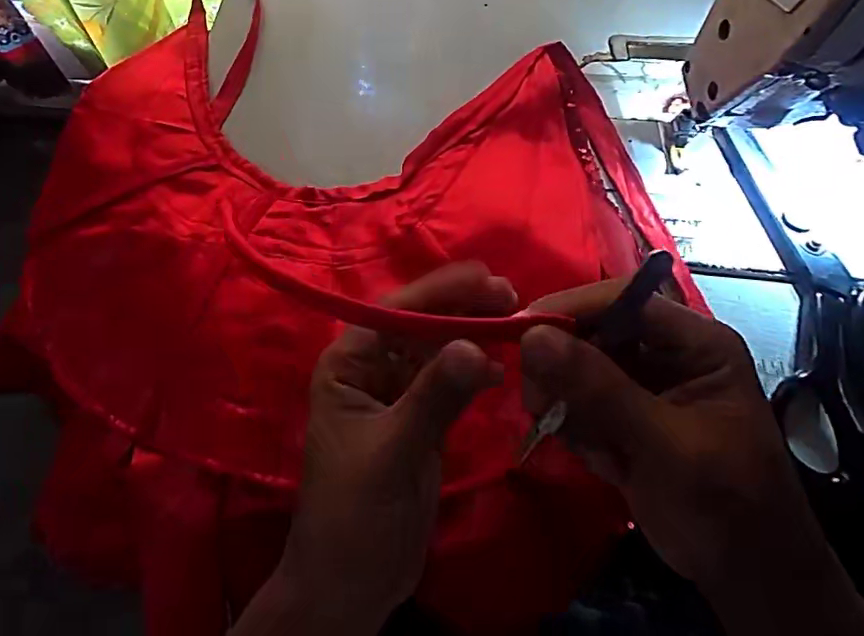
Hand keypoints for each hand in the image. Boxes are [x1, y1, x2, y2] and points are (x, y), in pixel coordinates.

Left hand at [236, 263, 513, 635]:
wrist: (351, 586)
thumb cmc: (354, 513)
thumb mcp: (393, 451)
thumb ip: (434, 397)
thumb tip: (476, 346)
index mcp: (349, 363)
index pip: (395, 311)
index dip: (438, 291)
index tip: (483, 277)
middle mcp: (372, 368)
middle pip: (421, 325)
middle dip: (461, 308)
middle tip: (509, 296)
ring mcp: (398, 393)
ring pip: (439, 351)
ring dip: (473, 335)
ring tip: (514, 322)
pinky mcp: (421, 420)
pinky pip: (450, 383)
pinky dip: (474, 373)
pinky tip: (499, 370)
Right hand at [520, 284, 863, 635]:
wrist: (749, 579)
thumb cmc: (728, 506)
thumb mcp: (666, 446)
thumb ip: (600, 390)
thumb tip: (533, 336)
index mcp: (695, 342)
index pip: (623, 299)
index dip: (573, 308)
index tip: (525, 330)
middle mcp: (665, 350)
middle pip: (592, 328)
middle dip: (564, 366)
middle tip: (541, 403)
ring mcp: (641, 381)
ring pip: (576, 364)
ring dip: (568, 403)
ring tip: (591, 446)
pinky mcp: (621, 411)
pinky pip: (575, 398)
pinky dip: (575, 426)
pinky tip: (603, 460)